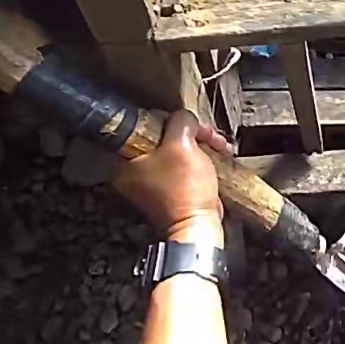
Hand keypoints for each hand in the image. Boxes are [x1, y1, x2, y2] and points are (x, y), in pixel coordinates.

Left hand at [112, 110, 232, 240]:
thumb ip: (181, 121)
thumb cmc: (186, 188)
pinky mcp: (168, 190)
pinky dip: (197, 159)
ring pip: (176, 150)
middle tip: (210, 137)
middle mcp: (132, 172)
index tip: (191, 126)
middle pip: (164, 137)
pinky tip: (215, 156)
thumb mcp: (183, 143)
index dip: (173, 121)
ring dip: (200, 145)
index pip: (146, 124)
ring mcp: (150, 183)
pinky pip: (181, 165)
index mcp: (124, 161)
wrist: (198, 226)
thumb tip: (184, 117)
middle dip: (192, 134)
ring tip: (219, 148)